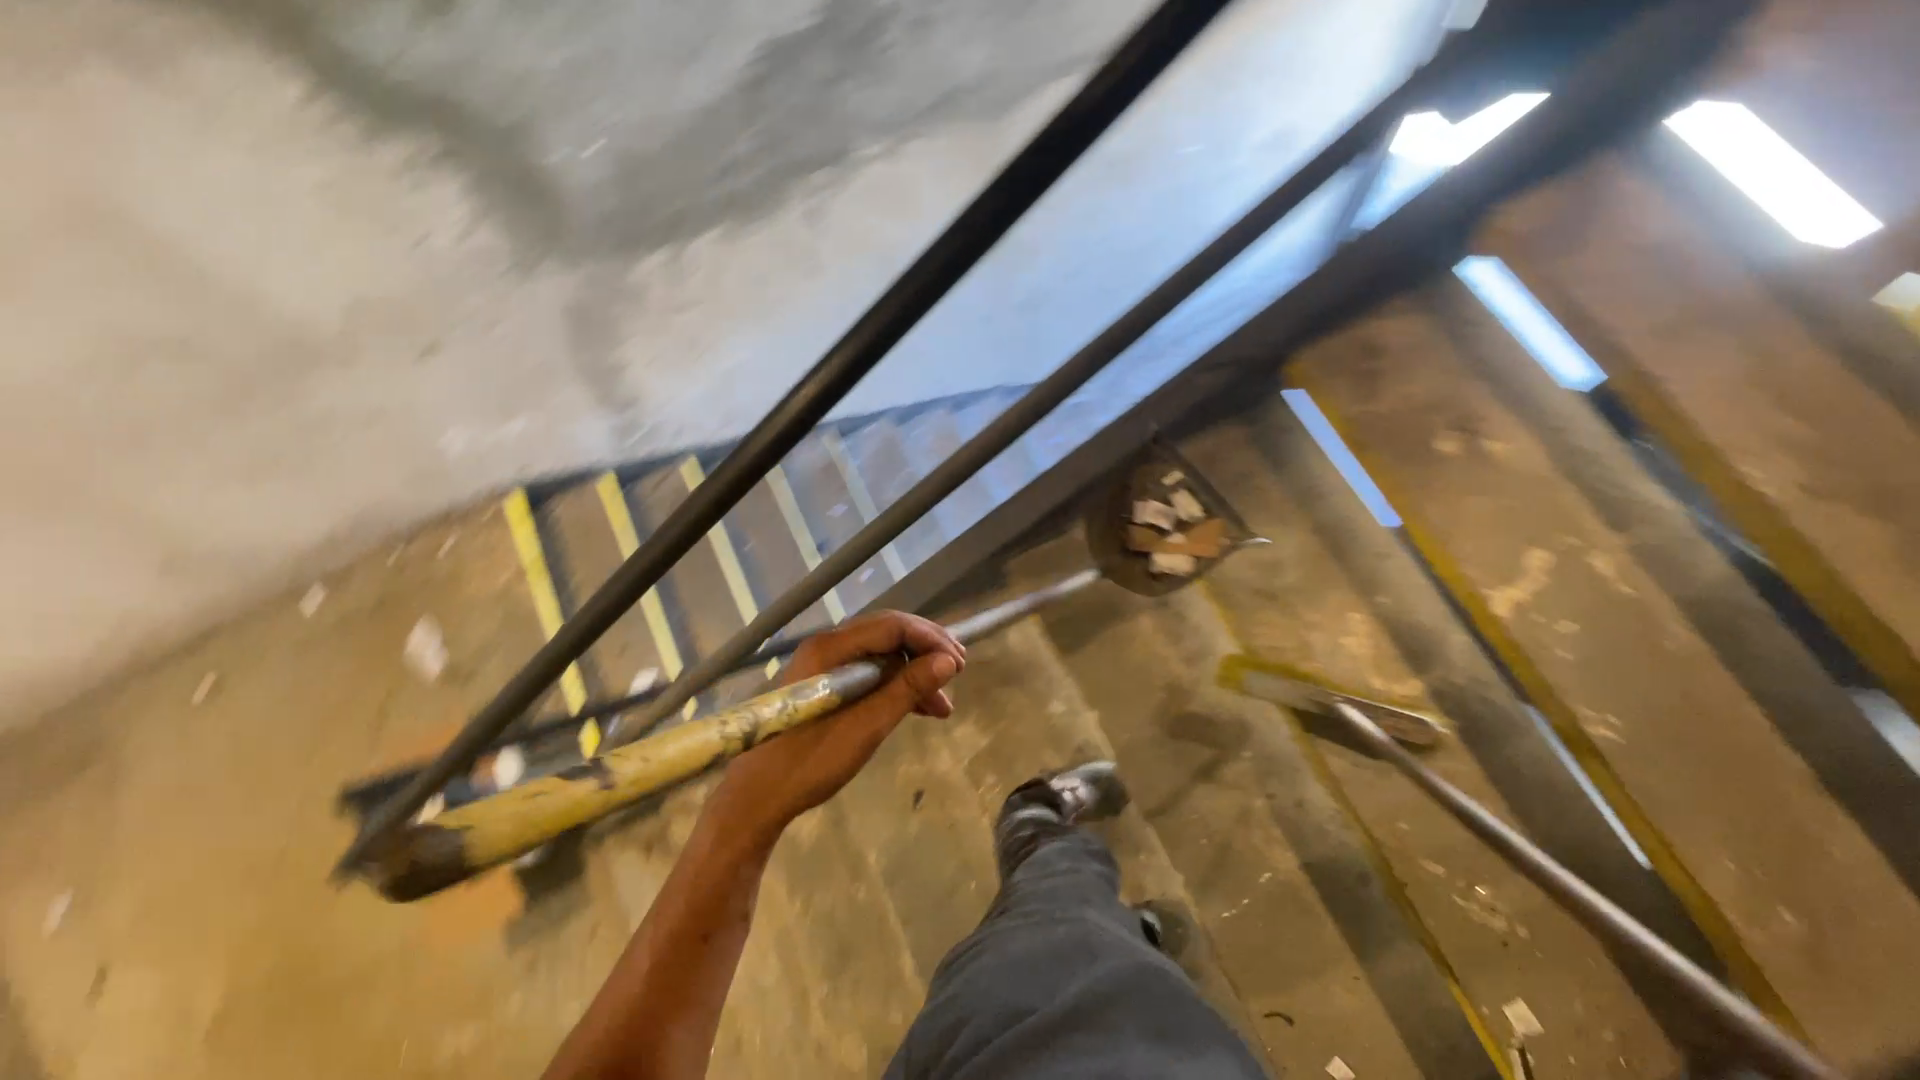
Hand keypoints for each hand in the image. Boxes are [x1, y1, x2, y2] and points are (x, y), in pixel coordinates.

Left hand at [712, 612, 965, 839]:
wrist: (754, 797)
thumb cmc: (808, 762)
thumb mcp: (866, 727)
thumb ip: (906, 689)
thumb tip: (946, 662)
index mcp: (830, 649)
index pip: (892, 625)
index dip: (930, 639)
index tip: (959, 665)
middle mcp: (825, 648)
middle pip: (887, 636)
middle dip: (926, 654)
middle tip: (957, 677)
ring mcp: (822, 667)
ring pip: (880, 658)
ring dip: (912, 676)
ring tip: (941, 708)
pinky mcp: (821, 688)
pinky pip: (866, 676)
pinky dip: (892, 689)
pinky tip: (915, 710)